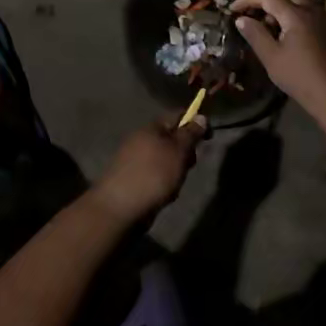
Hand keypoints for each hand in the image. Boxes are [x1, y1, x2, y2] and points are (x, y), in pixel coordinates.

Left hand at [91, 116, 206, 221]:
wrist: (118, 209)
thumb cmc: (153, 175)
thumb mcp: (178, 151)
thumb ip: (190, 133)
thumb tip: (200, 116)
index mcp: (151, 128)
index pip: (178, 116)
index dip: (195, 123)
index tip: (207, 138)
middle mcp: (141, 140)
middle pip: (172, 139)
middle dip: (185, 152)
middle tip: (188, 166)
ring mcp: (134, 160)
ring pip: (166, 159)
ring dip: (175, 170)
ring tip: (175, 185)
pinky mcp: (131, 179)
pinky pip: (155, 174)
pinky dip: (163, 183)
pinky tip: (163, 194)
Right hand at [229, 0, 325, 110]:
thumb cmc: (299, 76)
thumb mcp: (271, 57)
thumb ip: (256, 34)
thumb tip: (241, 19)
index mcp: (296, 14)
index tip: (233, 8)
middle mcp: (311, 9)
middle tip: (252, 8)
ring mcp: (322, 17)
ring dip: (282, 1)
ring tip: (267, 19)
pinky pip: (308, 8)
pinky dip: (293, 9)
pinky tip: (284, 27)